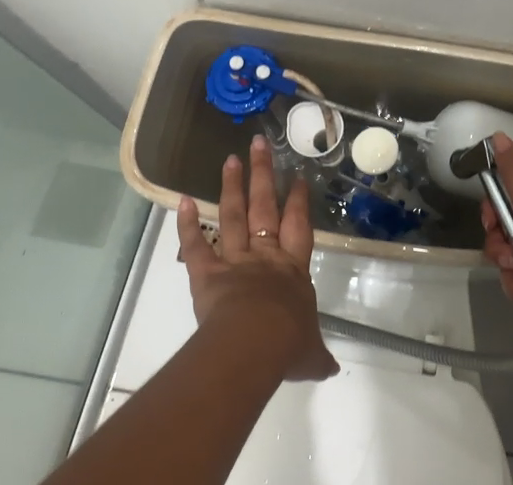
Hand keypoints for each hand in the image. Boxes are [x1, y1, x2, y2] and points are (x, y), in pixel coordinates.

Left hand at [177, 134, 337, 381]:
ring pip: (234, 216)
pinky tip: (181, 200)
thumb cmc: (287, 345)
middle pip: (266, 207)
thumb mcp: (309, 354)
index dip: (298, 201)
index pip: (297, 226)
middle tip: (260, 144)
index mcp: (292, 270)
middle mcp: (265, 257)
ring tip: (230, 158)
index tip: (297, 176)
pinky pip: (196, 245)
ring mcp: (235, 261)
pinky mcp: (206, 273)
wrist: (254, 345)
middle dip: (264, 174)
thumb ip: (317, 356)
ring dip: (232, 186)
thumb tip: (331, 369)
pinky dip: (187, 224)